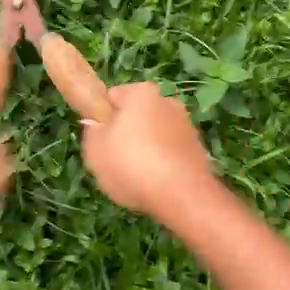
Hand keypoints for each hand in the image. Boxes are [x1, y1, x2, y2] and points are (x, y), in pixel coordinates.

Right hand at [81, 83, 214, 218]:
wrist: (183, 197)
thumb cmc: (132, 165)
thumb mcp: (95, 149)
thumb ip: (91, 131)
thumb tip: (97, 124)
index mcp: (141, 92)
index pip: (112, 97)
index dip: (102, 120)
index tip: (101, 142)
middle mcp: (167, 101)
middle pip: (136, 116)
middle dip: (125, 135)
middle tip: (115, 162)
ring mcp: (186, 125)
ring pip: (154, 135)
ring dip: (145, 150)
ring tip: (137, 178)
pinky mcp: (198, 149)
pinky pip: (170, 152)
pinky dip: (163, 164)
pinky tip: (156, 184)